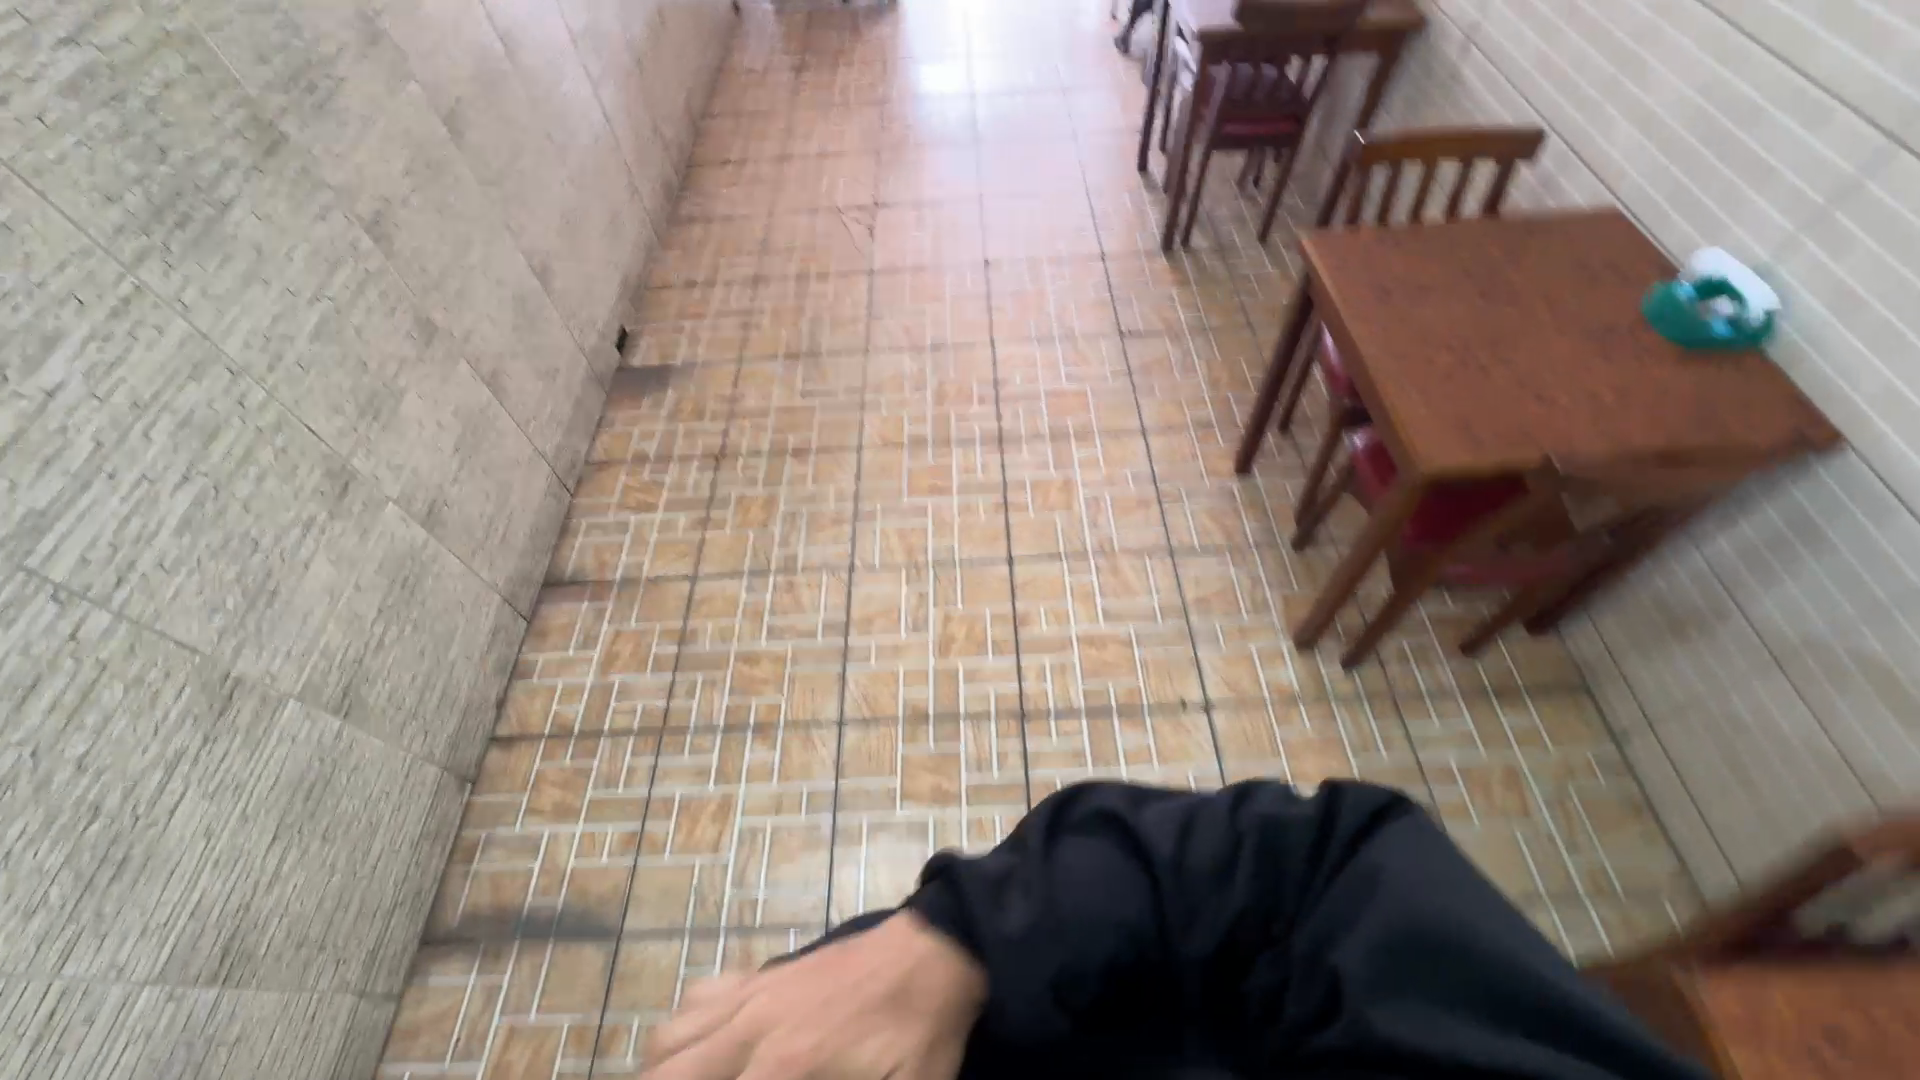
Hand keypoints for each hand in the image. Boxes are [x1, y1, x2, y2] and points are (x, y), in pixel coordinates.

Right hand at [644, 911, 986, 1079]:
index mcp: (783, 1066)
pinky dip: (686, 1031)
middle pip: (666, 1075)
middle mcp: (753, 1028)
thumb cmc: (920, 1034)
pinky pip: (699, 997)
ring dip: (663, 1076)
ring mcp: (754, 994)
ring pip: (669, 1039)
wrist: (934, 954)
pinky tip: (707, 1052)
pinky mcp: (766, 973)